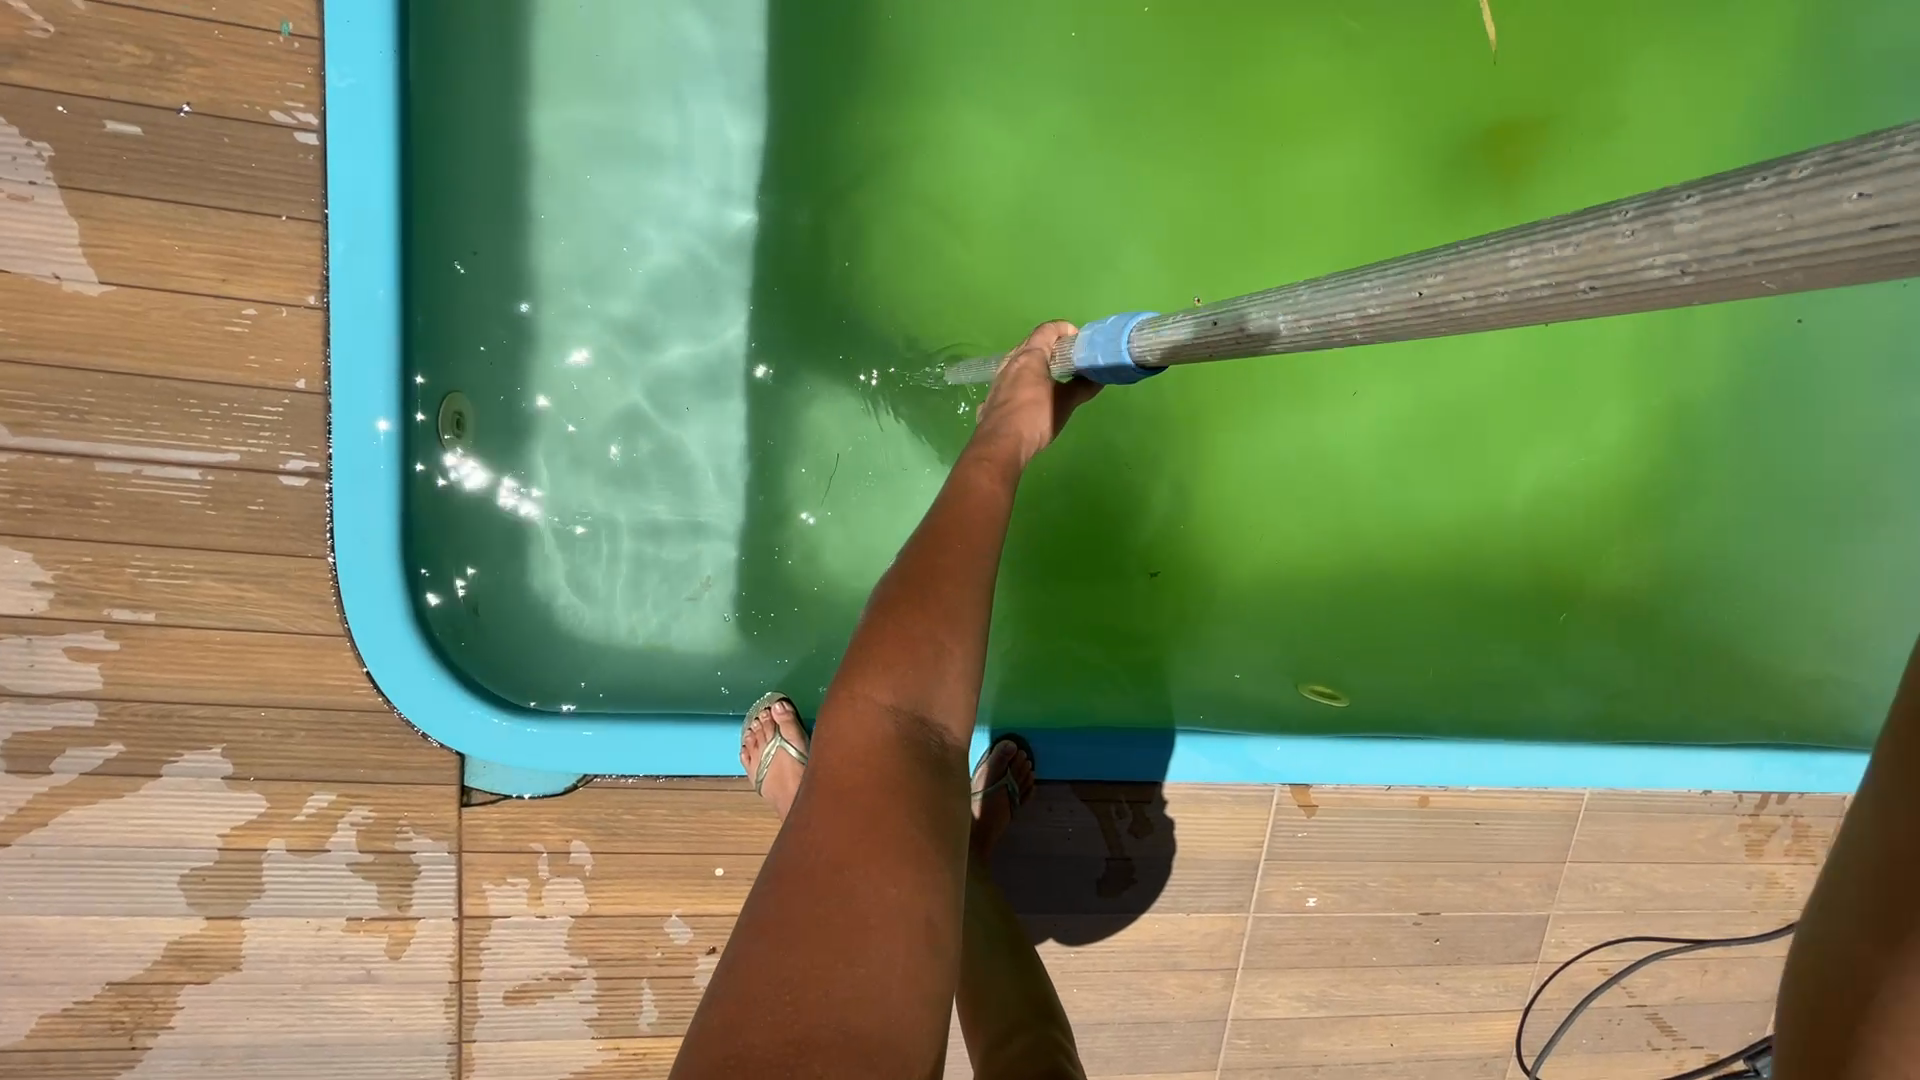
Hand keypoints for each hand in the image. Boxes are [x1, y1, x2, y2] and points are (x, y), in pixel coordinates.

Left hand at [971, 321, 1101, 468]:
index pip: (1046, 330)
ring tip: (1047, 376)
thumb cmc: (1036, 418)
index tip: (1076, 338)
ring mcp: (997, 381)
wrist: (1001, 445)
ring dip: (1032, 365)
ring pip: (1015, 363)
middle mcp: (1010, 364)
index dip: (1063, 329)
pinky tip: (1025, 396)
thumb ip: (1082, 388)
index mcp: (1029, 357)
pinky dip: (1019, 383)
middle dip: (1048, 346)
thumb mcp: (1065, 403)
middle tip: (1065, 357)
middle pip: (1029, 344)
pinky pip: (1007, 383)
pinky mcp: (990, 400)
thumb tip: (1098, 379)